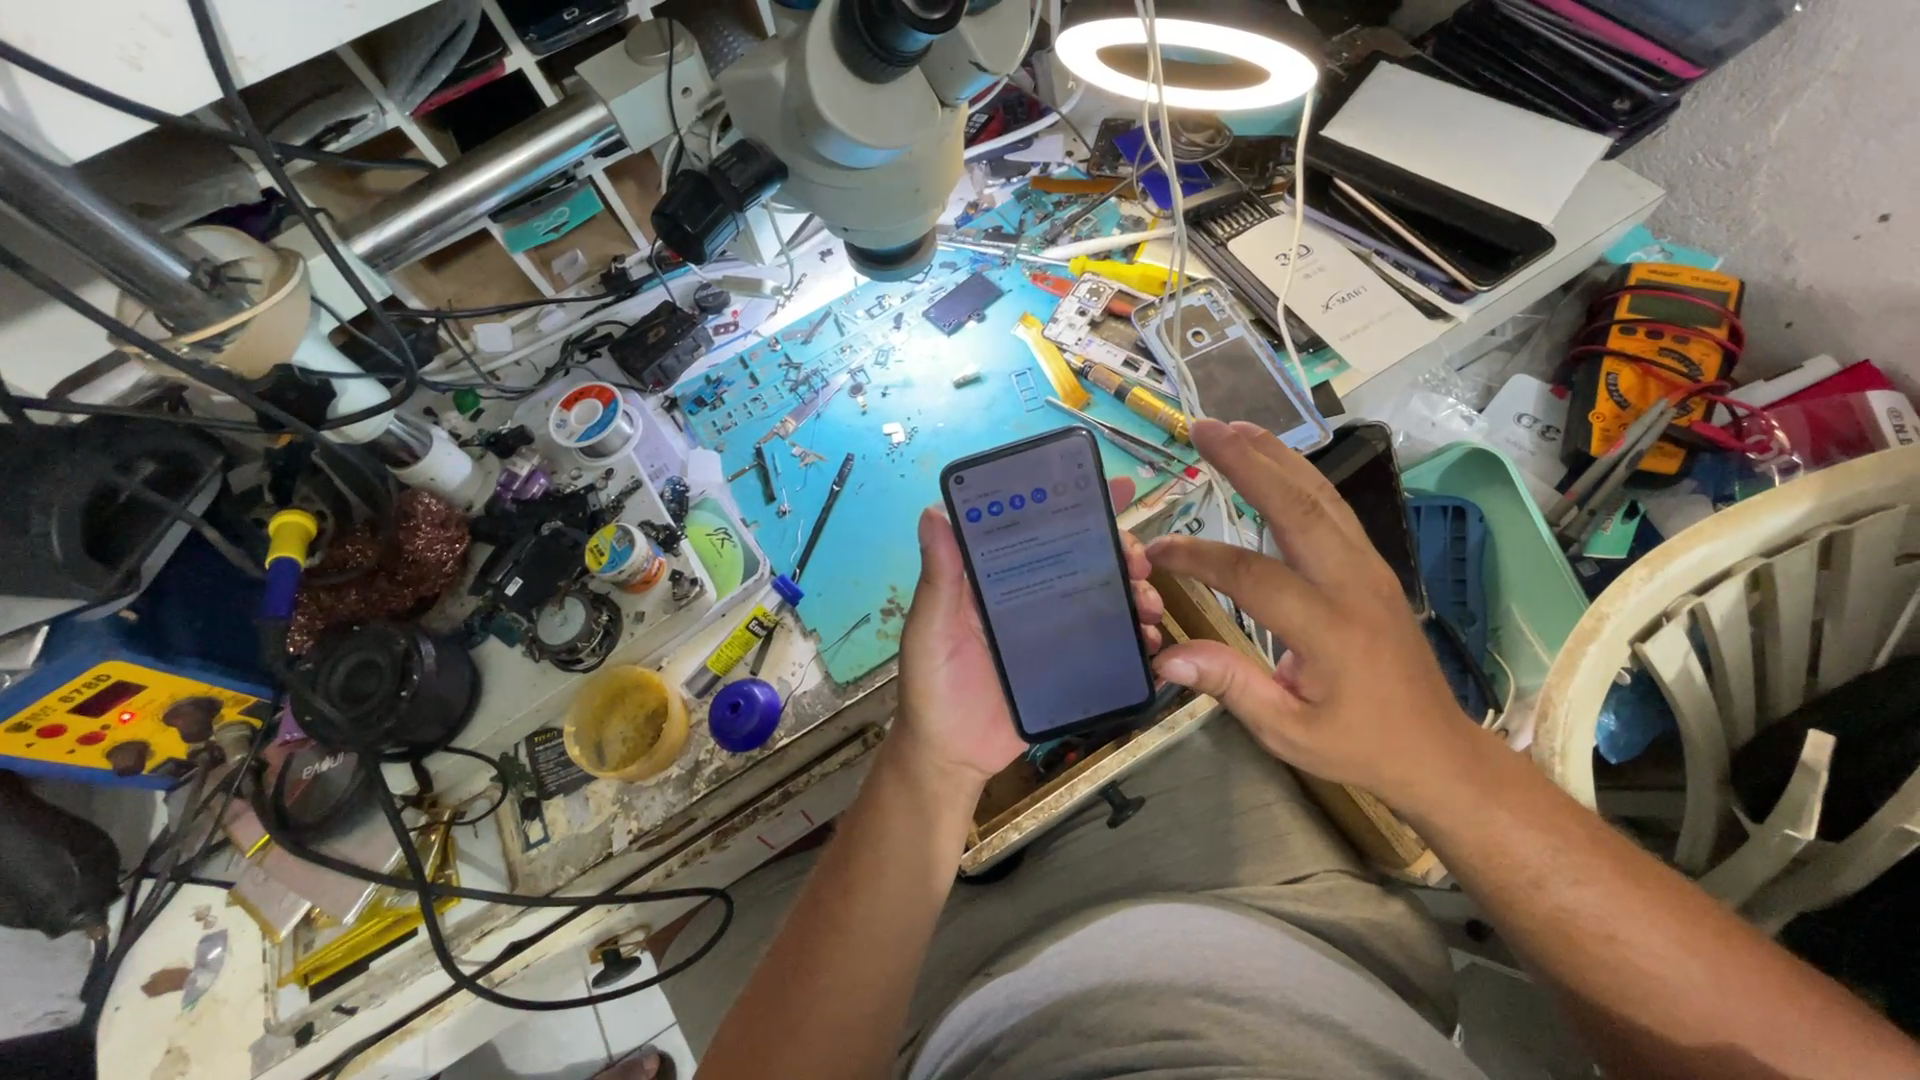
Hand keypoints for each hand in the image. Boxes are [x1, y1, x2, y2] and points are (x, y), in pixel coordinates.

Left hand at [894, 477, 1164, 796]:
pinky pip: (1112, 644)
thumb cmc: (933, 687)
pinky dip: (1137, 637)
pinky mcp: (1073, 666)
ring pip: (1105, 597)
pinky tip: (1150, 640)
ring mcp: (1056, 631)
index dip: (1075, 503)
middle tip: (1138, 561)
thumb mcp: (930, 630)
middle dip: (1120, 551)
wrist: (952, 757)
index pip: (1039, 528)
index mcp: (998, 578)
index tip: (1115, 488)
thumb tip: (933, 512)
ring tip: (1148, 604)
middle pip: (1084, 558)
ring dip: (1135, 592)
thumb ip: (938, 578)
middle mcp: (1032, 595)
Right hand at [1145, 419, 1478, 806]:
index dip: (1198, 558)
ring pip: (1321, 497)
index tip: (1155, 553)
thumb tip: (1166, 656)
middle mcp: (1354, 584)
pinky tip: (1275, 461)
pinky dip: (1300, 476)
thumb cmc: (1359, 745)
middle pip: (1298, 508)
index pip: (1252, 576)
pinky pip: (1333, 509)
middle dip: (1248, 463)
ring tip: (1233, 427)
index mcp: (1330, 629)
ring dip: (1276, 457)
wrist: (1436, 749)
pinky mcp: (1373, 566)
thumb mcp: (1289, 732)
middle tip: (1203, 429)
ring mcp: (1370, 569)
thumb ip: (1230, 685)